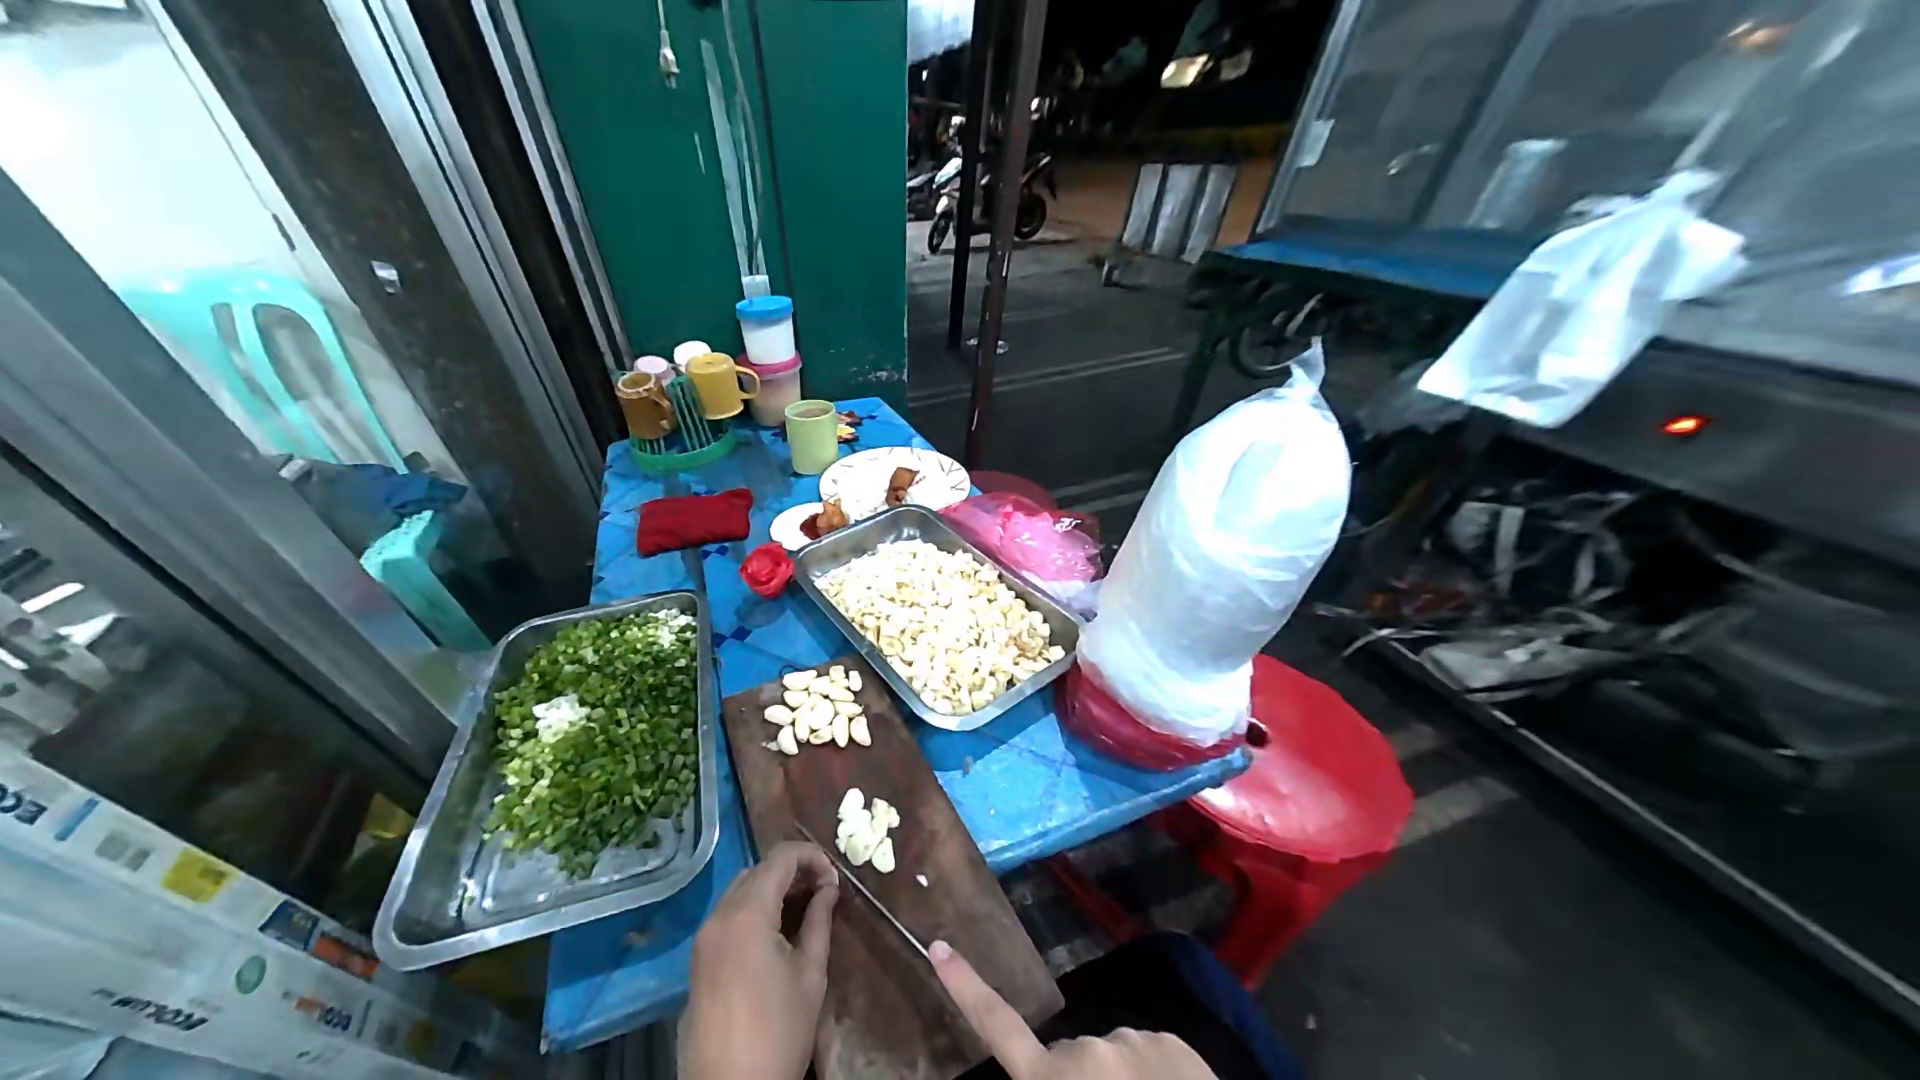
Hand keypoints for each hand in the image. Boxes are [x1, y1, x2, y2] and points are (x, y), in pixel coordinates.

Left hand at [682, 841, 838, 1079]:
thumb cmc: (778, 1032)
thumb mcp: (810, 973)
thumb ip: (819, 921)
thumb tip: (828, 889)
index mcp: (747, 913)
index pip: (781, 857)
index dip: (812, 857)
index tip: (835, 879)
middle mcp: (719, 915)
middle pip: (759, 870)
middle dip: (794, 870)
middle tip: (825, 890)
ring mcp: (705, 937)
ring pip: (742, 889)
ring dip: (774, 887)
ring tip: (806, 905)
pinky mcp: (699, 958)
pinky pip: (730, 914)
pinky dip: (756, 907)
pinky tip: (779, 928)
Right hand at [930, 940, 1218, 1079]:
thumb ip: (1045, 1072)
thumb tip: (1040, 1059)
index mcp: (1052, 1079)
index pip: (998, 1027)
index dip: (965, 987)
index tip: (938, 946)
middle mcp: (1084, 1048)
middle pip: (1070, 1057)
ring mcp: (1130, 1039)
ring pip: (1113, 1055)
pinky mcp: (1172, 1039)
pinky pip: (1151, 1053)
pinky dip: (1156, 1074)